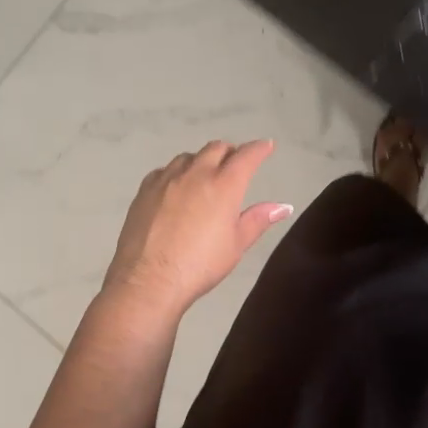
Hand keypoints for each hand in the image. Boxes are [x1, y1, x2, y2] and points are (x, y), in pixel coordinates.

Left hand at [101, 140, 287, 315]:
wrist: (148, 280)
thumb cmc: (200, 265)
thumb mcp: (236, 244)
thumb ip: (258, 219)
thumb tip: (283, 206)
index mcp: (224, 184)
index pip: (246, 155)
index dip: (259, 149)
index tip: (266, 147)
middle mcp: (196, 173)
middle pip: (216, 148)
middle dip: (230, 152)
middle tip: (235, 165)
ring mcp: (167, 179)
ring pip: (189, 157)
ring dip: (202, 160)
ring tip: (205, 177)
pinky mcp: (145, 190)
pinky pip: (164, 170)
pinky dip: (176, 173)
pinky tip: (176, 189)